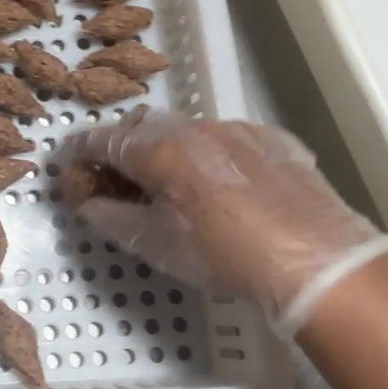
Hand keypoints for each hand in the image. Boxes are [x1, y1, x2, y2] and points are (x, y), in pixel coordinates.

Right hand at [70, 112, 387, 338]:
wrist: (319, 262)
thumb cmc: (225, 255)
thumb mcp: (155, 245)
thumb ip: (112, 218)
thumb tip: (89, 203)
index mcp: (159, 149)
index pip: (105, 139)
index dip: (80, 150)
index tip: (68, 162)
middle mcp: (195, 127)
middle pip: (144, 126)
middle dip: (123, 146)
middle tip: (116, 177)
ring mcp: (239, 130)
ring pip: (187, 129)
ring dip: (166, 147)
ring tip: (167, 180)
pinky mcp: (275, 141)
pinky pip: (227, 138)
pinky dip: (209, 153)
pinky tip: (216, 181)